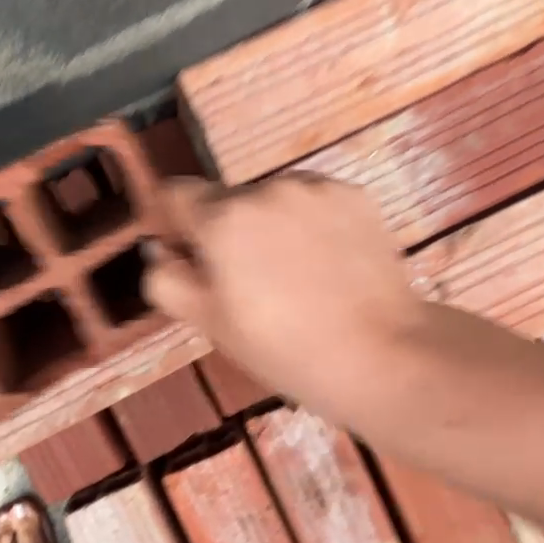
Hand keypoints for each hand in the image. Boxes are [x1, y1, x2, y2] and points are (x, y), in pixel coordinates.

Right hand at [143, 174, 432, 427]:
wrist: (382, 355)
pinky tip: (331, 265)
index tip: (191, 256)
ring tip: (298, 276)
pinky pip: (316, 201)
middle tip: (252, 283)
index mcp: (223, 218)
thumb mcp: (211, 325)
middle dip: (229, 230)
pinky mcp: (355, 195)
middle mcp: (266, 188)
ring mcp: (316, 188)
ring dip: (272, 224)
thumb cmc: (284, 349)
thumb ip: (168, 280)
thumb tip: (161, 251)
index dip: (176, 223)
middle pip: (228, 200)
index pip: (176, 193)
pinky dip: (313, 223)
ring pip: (274, 199)